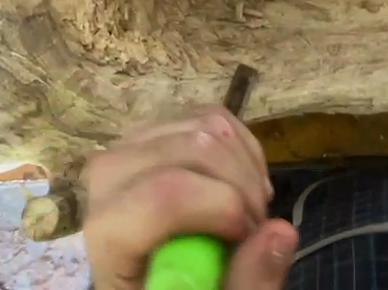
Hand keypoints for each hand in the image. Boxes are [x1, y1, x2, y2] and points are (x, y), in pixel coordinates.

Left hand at [82, 107, 299, 289]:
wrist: (147, 276)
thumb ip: (244, 283)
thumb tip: (281, 231)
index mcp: (106, 232)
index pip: (164, 195)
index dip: (223, 207)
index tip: (249, 239)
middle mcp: (107, 174)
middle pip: (193, 148)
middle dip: (243, 187)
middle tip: (256, 233)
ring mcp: (129, 144)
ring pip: (205, 124)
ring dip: (246, 167)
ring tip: (251, 212)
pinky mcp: (154, 129)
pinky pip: (208, 114)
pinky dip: (242, 147)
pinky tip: (246, 185)